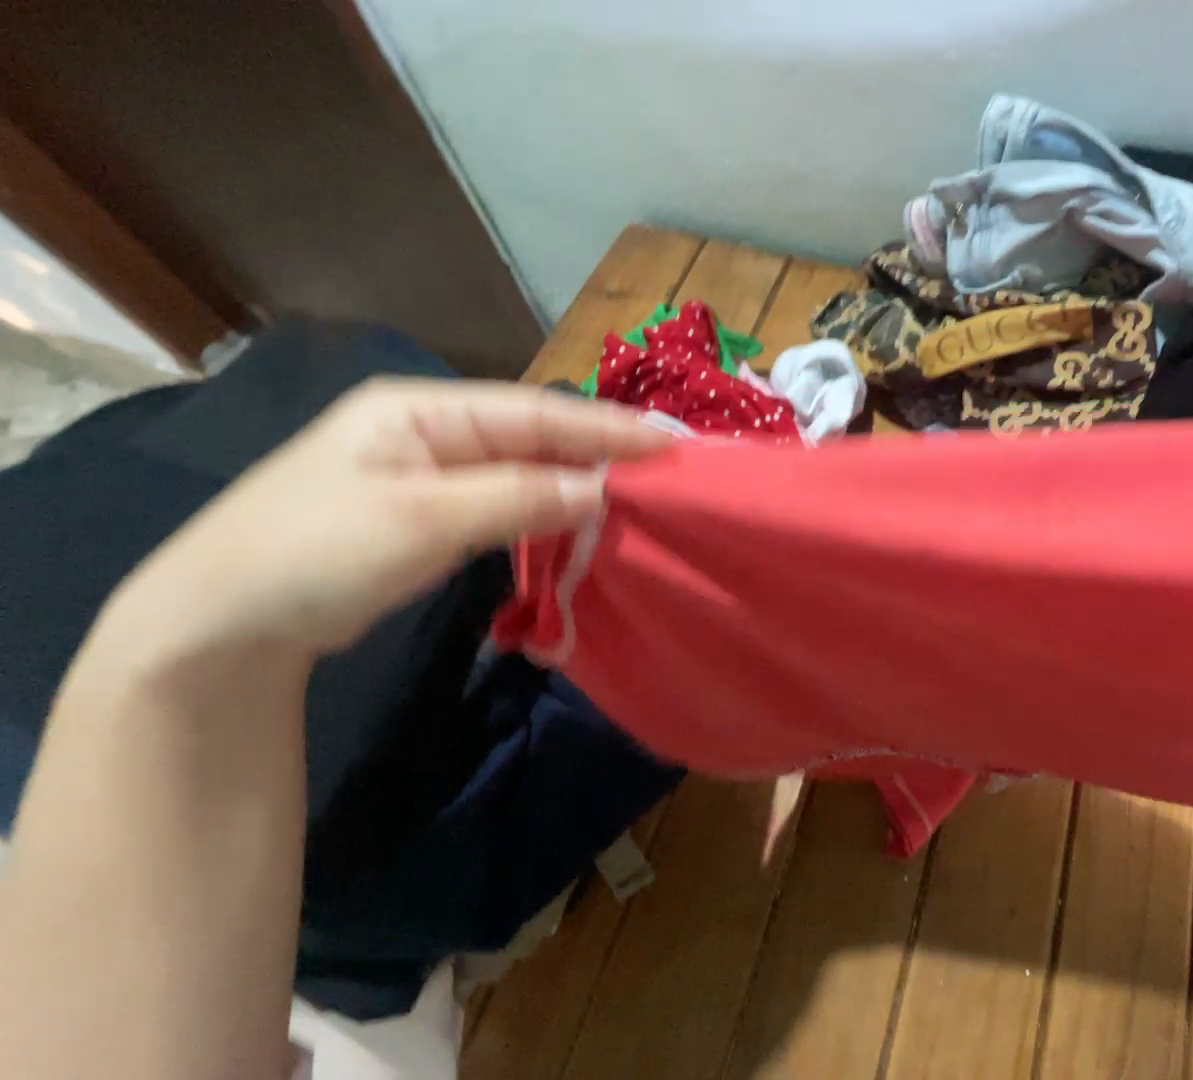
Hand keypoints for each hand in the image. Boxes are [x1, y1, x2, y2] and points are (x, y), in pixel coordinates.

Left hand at [98, 376, 669, 662]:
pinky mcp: (434, 514)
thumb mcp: (423, 519)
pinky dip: (551, 512)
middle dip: (600, 453)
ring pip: (527, 470)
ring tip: (643, 494)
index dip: (606, 427)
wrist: (221, 625)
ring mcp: (431, 473)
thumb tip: (605, 489)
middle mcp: (431, 429)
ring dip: (580, 484)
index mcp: (420, 408)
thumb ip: (520, 497)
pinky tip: (586, 520)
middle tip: (669, 472)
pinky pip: (510, 503)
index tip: (671, 444)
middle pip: (535, 436)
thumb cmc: (315, 553)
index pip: (535, 411)